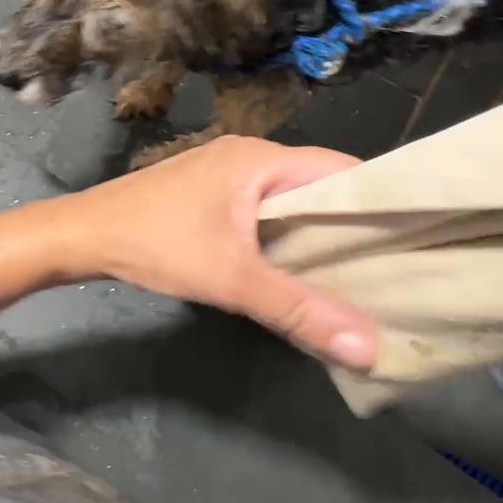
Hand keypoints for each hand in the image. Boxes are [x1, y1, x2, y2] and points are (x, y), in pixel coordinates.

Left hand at [64, 135, 376, 368]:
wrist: (84, 234)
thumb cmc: (155, 244)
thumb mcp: (231, 279)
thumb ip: (299, 309)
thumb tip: (369, 347)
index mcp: (258, 159)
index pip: (341, 170)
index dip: (381, 203)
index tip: (419, 243)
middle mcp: (246, 156)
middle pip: (319, 186)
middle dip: (353, 228)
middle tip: (396, 273)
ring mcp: (224, 173)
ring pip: (291, 201)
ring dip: (318, 236)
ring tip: (358, 280)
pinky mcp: (209, 194)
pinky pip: (265, 210)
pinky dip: (286, 237)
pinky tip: (300, 272)